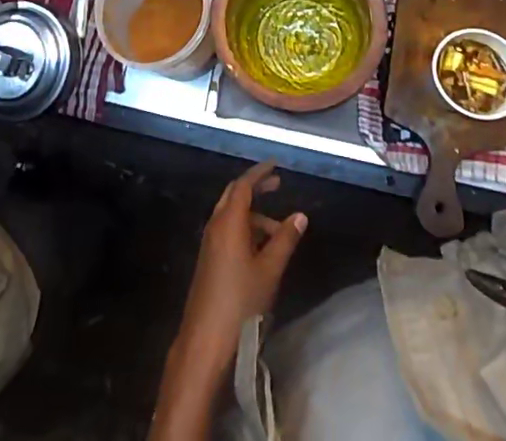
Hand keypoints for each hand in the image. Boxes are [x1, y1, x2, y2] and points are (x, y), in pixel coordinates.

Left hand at [179, 162, 306, 351]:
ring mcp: (209, 244)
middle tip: (277, 184)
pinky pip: (228, 232)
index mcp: (228, 223)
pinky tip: (263, 248)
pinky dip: (246, 230)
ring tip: (280, 232)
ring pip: (232, 217)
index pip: (243, 186)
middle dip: (255, 188)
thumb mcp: (270, 269)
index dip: (259, 173)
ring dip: (254, 216)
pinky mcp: (209, 261)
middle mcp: (215, 227)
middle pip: (234, 196)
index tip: (275, 165)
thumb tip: (300, 215)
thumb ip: (285, 239)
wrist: (205, 340)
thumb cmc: (241, 301)